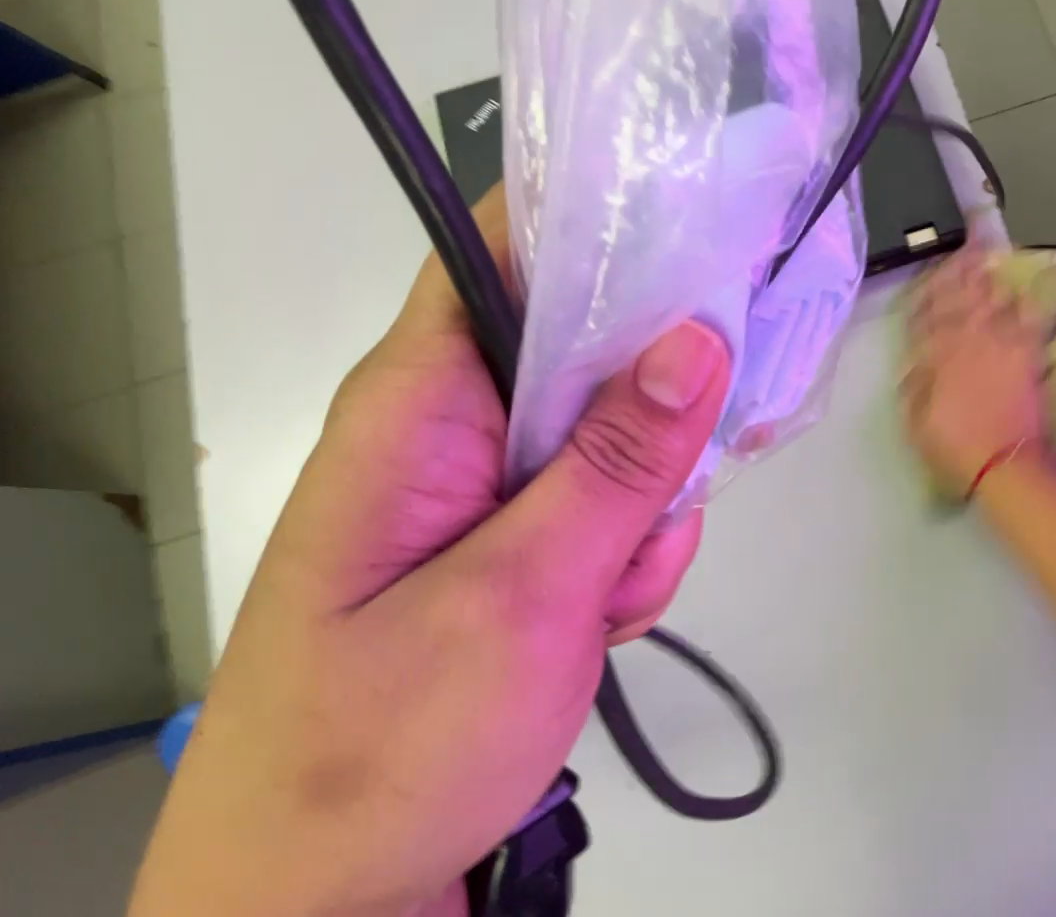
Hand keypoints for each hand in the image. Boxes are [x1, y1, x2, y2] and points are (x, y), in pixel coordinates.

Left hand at [131, 188, 732, 916]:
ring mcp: (496, 486)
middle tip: (666, 497)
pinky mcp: (524, 538)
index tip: (705, 236)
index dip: (600, 223)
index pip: (504, 253)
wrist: (334, 896)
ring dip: (647, 512)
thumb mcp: (522, 593)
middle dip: (653, 420)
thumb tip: (696, 340)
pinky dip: (633, 557)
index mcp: (422, 403)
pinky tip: (603, 620)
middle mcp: (457, 425)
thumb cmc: (386, 744)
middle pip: (591, 351)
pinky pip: (613, 508)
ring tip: (610, 598)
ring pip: (621, 441)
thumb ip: (615, 464)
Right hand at [901, 247, 1051, 495]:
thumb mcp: (915, 420)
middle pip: (962, 299)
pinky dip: (1024, 303)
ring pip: (993, 302)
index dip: (927, 294)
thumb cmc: (954, 448)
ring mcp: (1002, 347)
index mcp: (937, 357)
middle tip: (964, 248)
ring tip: (988, 255)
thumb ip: (914, 384)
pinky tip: (1022, 290)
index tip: (927, 277)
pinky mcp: (1028, 358)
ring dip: (988, 278)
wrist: (1004, 466)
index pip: (929, 316)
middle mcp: (969, 343)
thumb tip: (915, 360)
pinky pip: (1027, 322)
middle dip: (960, 273)